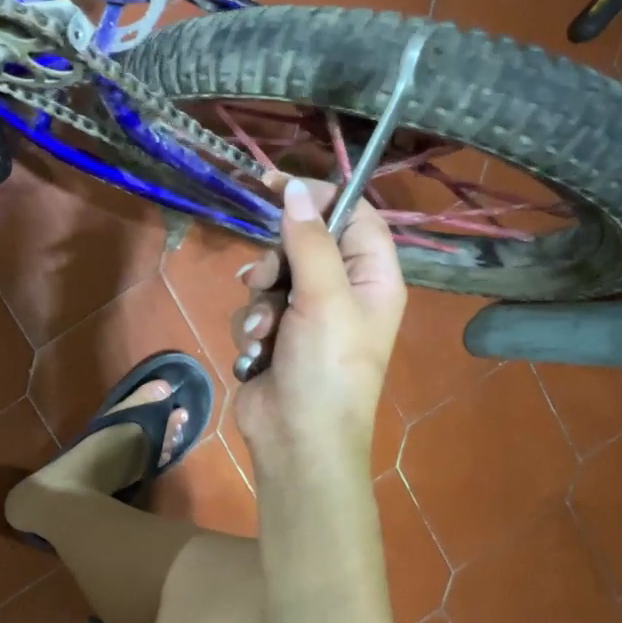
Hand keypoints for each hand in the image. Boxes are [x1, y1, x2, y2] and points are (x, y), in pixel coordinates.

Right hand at [233, 175, 406, 466]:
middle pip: (300, 244)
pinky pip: (253, 309)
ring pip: (269, 279)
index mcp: (373, 277)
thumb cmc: (326, 368)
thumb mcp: (324, 298)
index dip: (317, 197)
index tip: (274, 184)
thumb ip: (308, 240)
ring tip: (262, 331)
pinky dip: (248, 326)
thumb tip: (295, 188)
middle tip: (267, 281)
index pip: (351, 216)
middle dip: (274, 262)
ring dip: (257, 302)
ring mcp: (306, 316)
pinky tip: (254, 350)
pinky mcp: (274, 337)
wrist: (297, 438)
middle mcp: (342, 291)